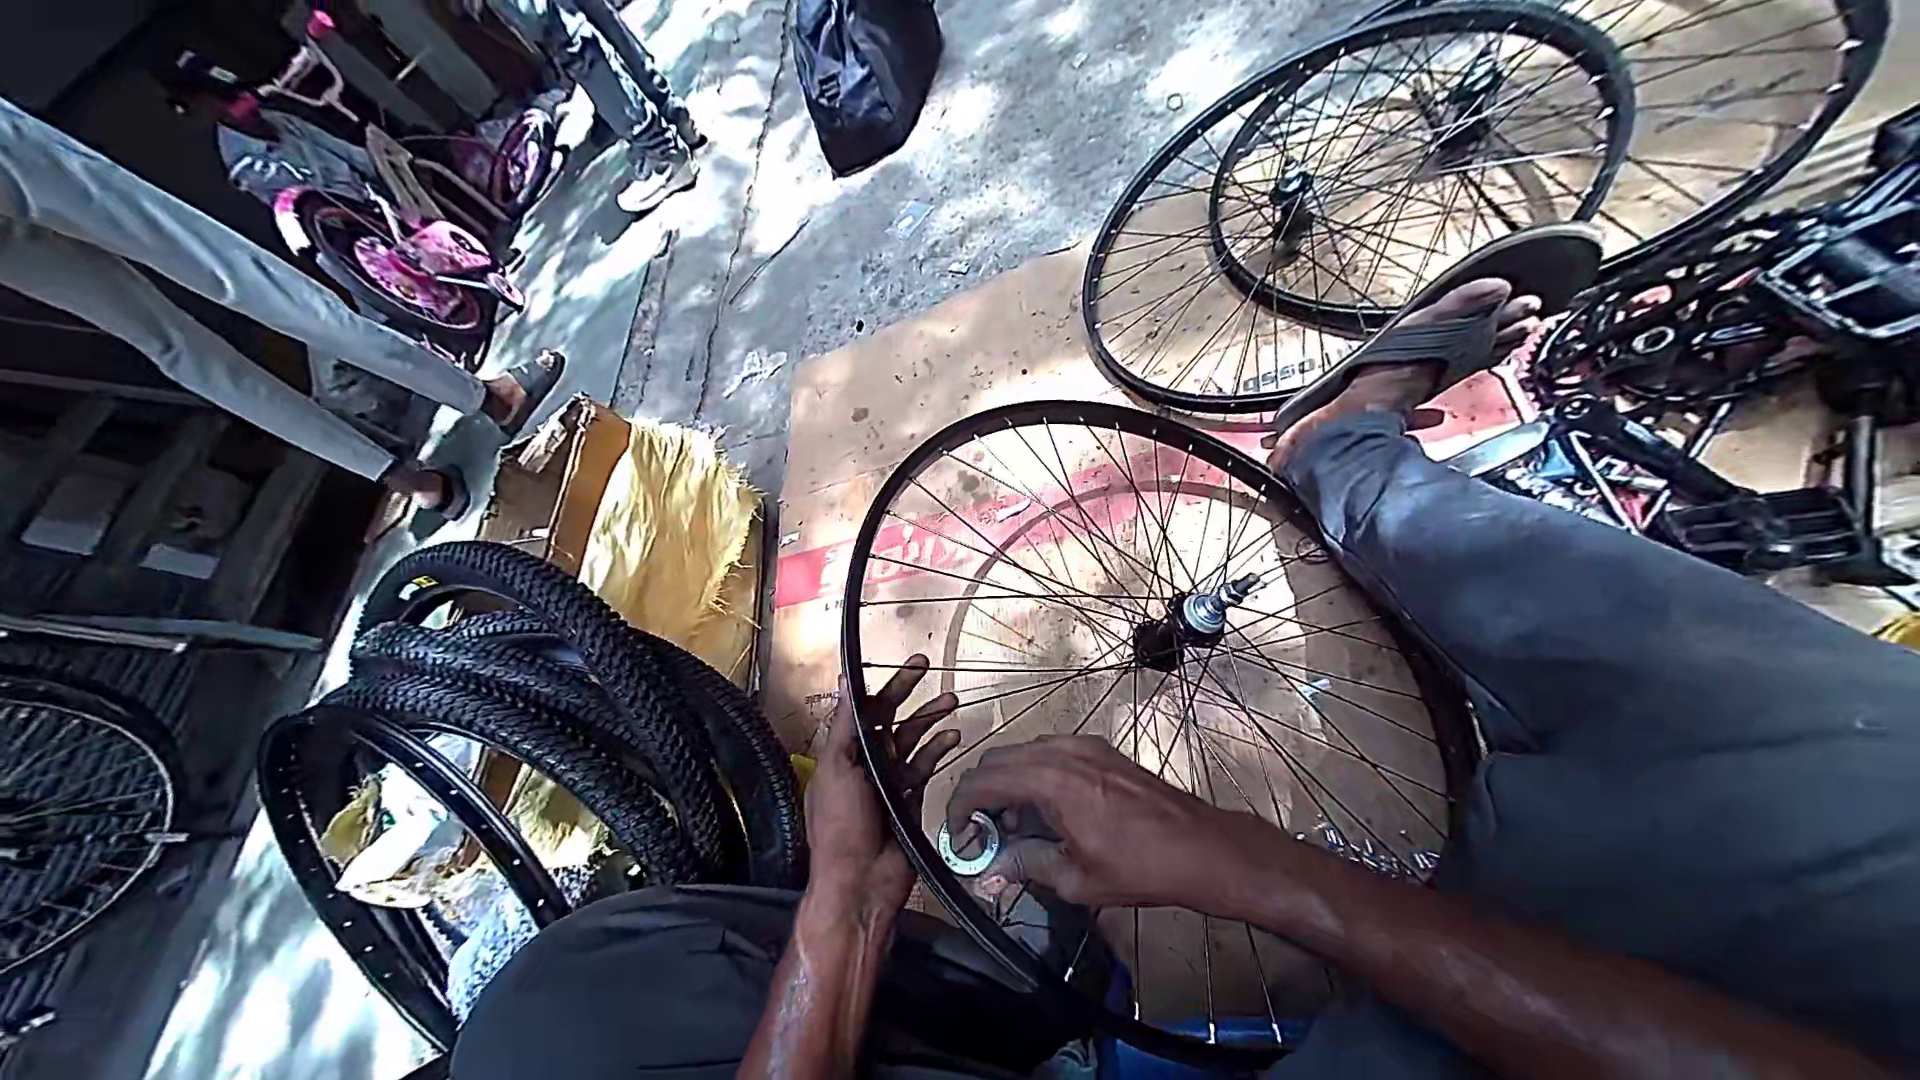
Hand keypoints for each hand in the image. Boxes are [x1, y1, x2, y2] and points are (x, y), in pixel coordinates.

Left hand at [807, 655, 958, 912]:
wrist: (860, 883)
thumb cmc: (840, 826)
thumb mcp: (837, 769)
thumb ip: (845, 725)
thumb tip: (846, 683)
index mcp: (846, 751)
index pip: (866, 707)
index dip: (884, 683)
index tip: (902, 664)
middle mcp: (868, 760)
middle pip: (891, 715)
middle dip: (908, 690)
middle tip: (925, 666)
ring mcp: (891, 777)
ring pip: (913, 737)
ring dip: (930, 717)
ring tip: (951, 701)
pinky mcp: (912, 795)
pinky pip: (927, 764)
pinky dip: (939, 748)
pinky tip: (952, 737)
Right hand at [946, 735, 1257, 909]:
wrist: (1200, 846)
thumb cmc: (1140, 866)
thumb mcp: (1075, 877)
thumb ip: (1025, 865)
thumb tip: (990, 870)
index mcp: (1050, 780)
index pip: (982, 781)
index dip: (959, 807)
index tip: (958, 834)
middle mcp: (1061, 751)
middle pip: (997, 760)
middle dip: (980, 794)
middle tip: (984, 834)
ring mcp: (1083, 744)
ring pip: (1022, 753)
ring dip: (1007, 783)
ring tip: (1017, 826)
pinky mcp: (1099, 747)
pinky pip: (1049, 751)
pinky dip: (1033, 774)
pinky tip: (1048, 809)